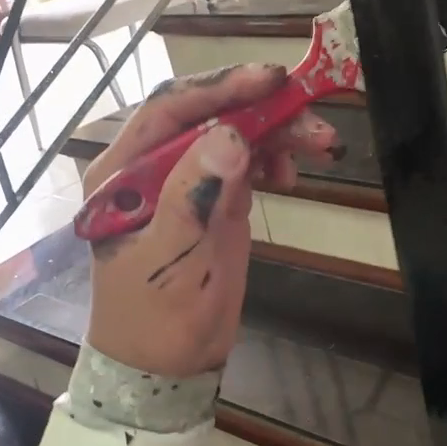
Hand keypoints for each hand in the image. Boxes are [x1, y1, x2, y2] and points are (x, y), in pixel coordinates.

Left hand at [80, 64, 339, 378]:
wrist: (169, 366)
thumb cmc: (157, 317)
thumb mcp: (173, 259)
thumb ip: (195, 194)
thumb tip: (231, 134)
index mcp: (123, 173)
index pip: (169, 111)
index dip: (220, 87)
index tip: (270, 79)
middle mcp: (153, 165)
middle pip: (210, 114)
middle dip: (263, 108)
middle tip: (312, 112)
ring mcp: (187, 177)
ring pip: (237, 131)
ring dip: (280, 130)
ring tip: (323, 143)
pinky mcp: (215, 194)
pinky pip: (249, 157)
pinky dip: (276, 155)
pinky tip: (292, 174)